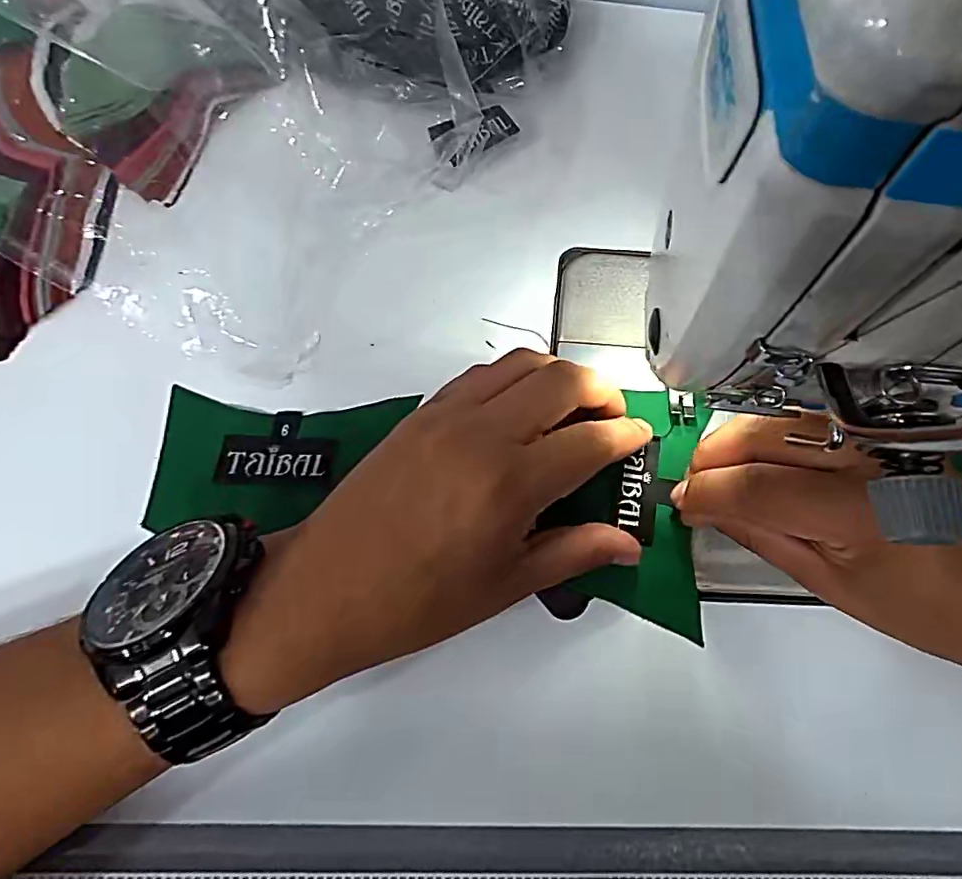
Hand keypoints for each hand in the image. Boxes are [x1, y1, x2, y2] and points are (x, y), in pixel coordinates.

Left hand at [220, 351, 651, 713]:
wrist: (321, 589)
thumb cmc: (413, 600)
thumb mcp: (505, 584)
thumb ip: (574, 552)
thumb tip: (626, 544)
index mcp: (509, 483)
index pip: (591, 439)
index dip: (627, 435)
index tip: (640, 438)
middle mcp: (482, 434)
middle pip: (565, 379)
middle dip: (604, 391)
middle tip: (614, 417)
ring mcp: (449, 415)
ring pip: (524, 362)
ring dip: (561, 374)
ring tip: (574, 405)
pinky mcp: (423, 411)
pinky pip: (483, 373)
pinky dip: (517, 376)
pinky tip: (521, 406)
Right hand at [674, 413, 961, 667]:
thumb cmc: (926, 605)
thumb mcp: (831, 584)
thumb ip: (763, 537)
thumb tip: (711, 512)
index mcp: (858, 508)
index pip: (755, 485)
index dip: (707, 492)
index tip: (682, 504)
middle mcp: (867, 457)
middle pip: (760, 437)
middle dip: (711, 459)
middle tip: (691, 487)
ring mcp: (877, 435)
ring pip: (778, 417)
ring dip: (735, 441)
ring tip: (716, 474)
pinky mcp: (880, 428)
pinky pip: (806, 418)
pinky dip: (769, 433)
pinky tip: (755, 457)